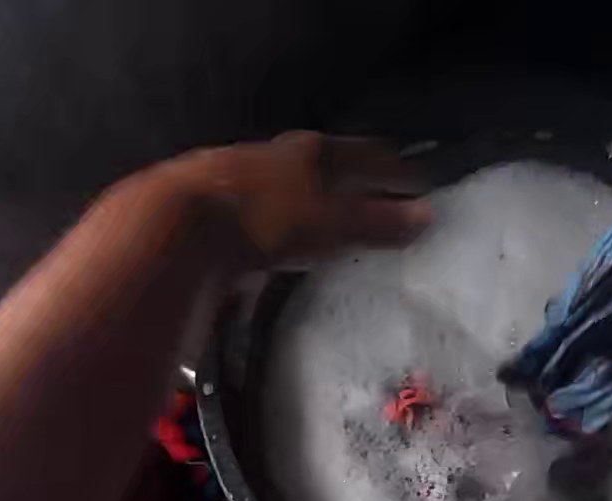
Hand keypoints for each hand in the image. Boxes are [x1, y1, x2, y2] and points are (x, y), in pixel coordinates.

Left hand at [150, 131, 431, 265]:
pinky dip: (286, 220)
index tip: (417, 181)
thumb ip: (375, 221)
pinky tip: (283, 237)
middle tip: (378, 196)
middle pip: (330, 163)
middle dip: (356, 178)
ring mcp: (248, 177)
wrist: (185, 227)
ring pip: (295, 184)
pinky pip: (267, 210)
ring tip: (334, 218)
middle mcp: (282, 155)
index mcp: (314, 153)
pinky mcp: (222, 207)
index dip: (395, 168)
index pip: (368, 154)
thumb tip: (426, 217)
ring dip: (318, 199)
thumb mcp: (329, 223)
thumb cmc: (267, 219)